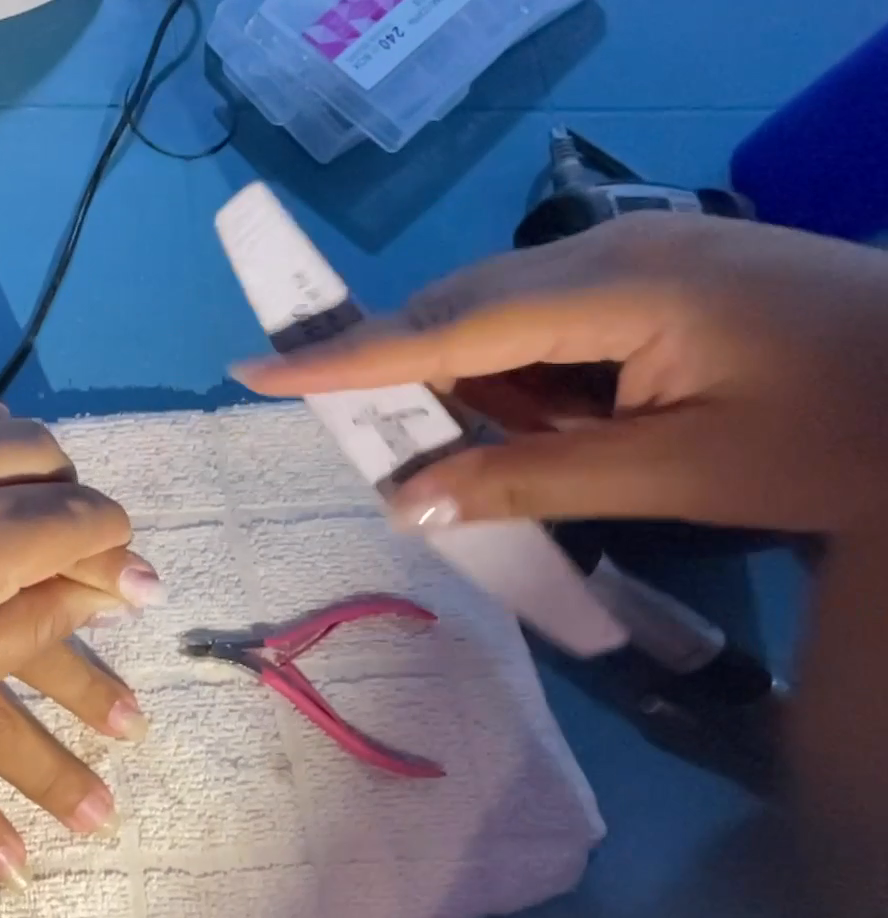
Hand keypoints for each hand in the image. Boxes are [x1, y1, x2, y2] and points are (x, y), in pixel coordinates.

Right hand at [235, 215, 887, 532]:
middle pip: (452, 310)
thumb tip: (405, 499)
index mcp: (620, 289)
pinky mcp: (642, 274)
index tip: (255, 368)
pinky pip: (530, 321)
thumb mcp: (682, 473)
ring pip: (485, 316)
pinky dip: (512, 376)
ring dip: (466, 384)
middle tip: (392, 449)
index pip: (444, 326)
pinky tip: (556, 418)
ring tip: (519, 442)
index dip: (344, 356)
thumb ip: (528, 481)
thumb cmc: (851, 435)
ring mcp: (627, 256)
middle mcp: (607, 252)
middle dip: (401, 376)